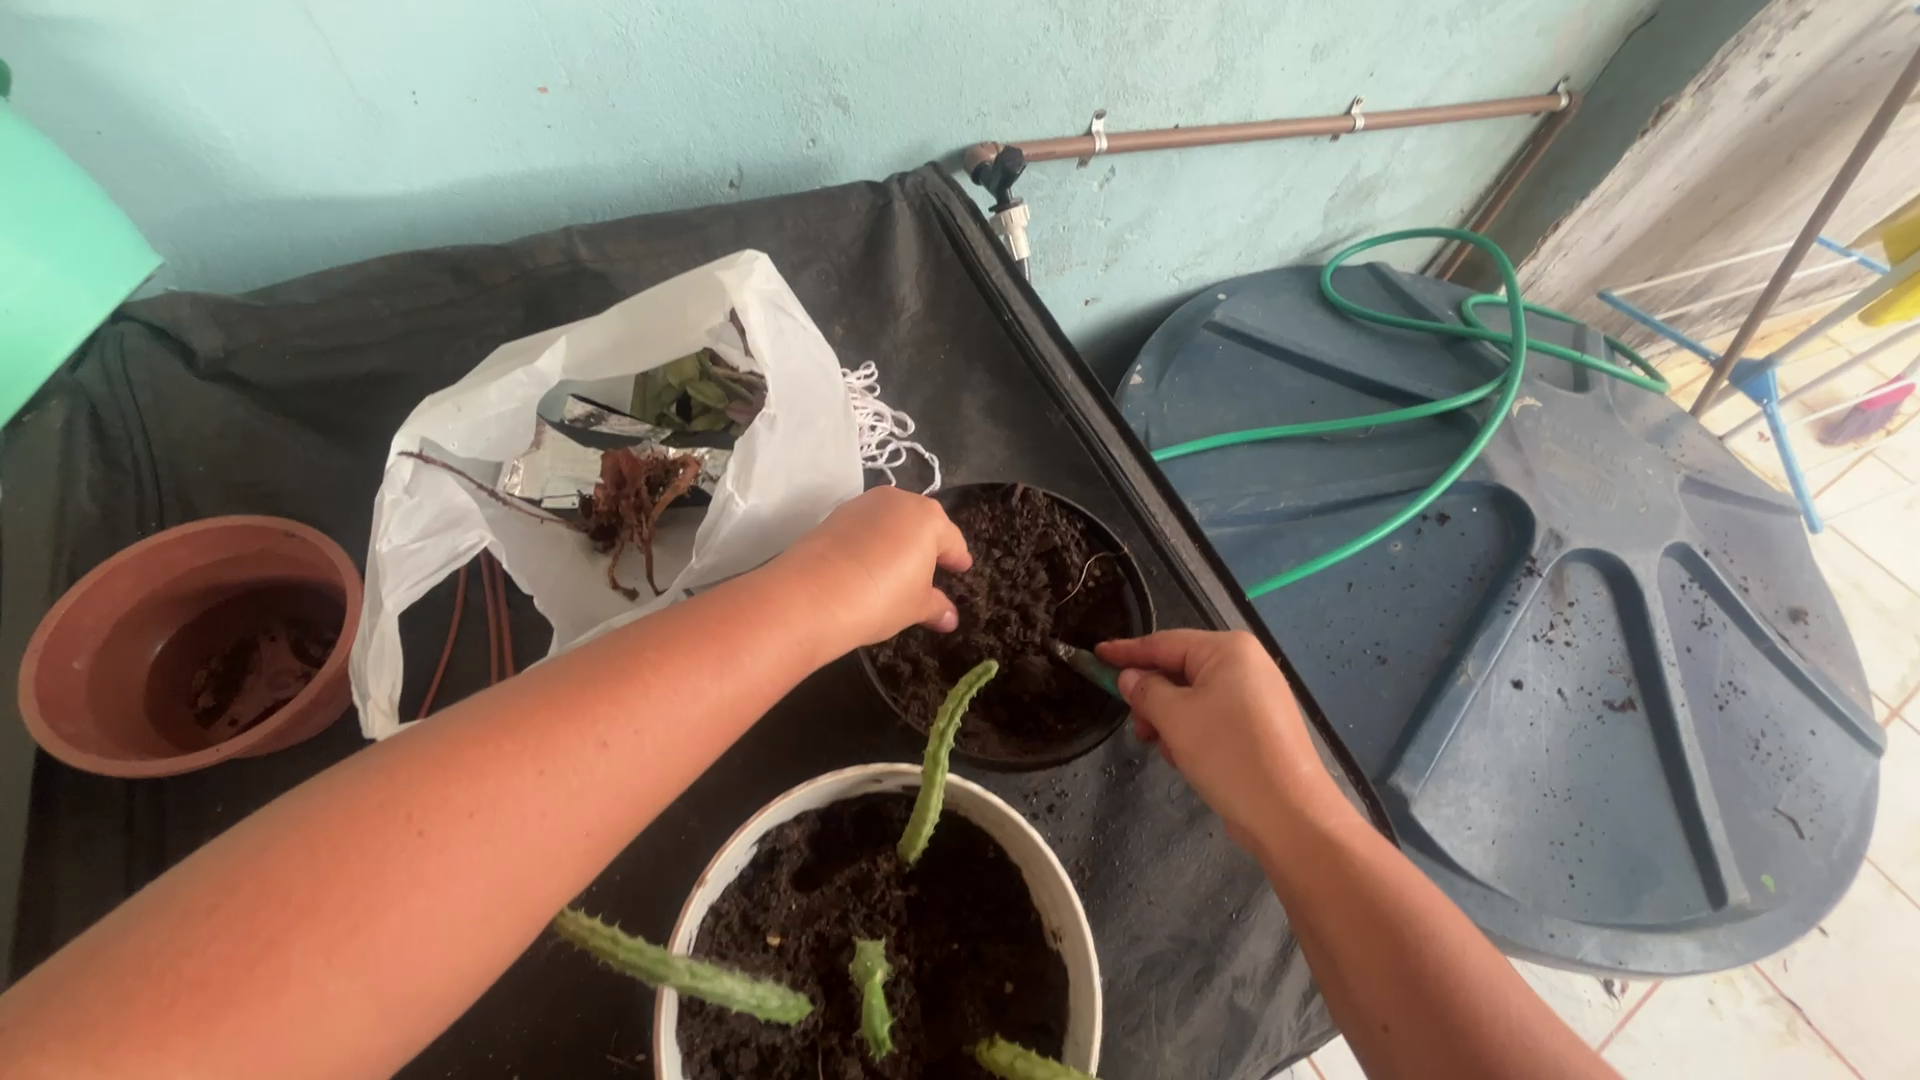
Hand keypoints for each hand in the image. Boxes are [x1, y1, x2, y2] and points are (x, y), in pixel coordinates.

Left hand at [771, 487, 971, 646]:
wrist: (813, 594)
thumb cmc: (881, 597)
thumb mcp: (915, 606)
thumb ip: (936, 607)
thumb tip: (950, 617)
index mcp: (929, 518)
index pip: (952, 540)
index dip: (958, 558)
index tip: (962, 569)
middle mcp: (898, 501)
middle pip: (921, 523)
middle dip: (928, 545)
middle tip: (932, 570)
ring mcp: (863, 505)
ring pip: (891, 521)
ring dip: (897, 541)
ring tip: (897, 569)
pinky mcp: (834, 515)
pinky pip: (864, 528)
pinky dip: (871, 543)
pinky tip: (867, 566)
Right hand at [1098, 630, 1338, 845]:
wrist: (1289, 815)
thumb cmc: (1228, 754)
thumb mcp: (1174, 718)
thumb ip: (1144, 690)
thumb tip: (1129, 677)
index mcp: (1228, 650)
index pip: (1164, 643)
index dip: (1127, 651)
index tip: (1097, 654)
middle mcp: (1246, 665)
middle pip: (1178, 670)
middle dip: (1151, 698)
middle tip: (1137, 726)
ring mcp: (1256, 697)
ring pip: (1192, 697)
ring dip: (1169, 720)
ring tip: (1166, 749)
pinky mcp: (1259, 727)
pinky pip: (1211, 717)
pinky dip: (1191, 732)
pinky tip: (1187, 759)